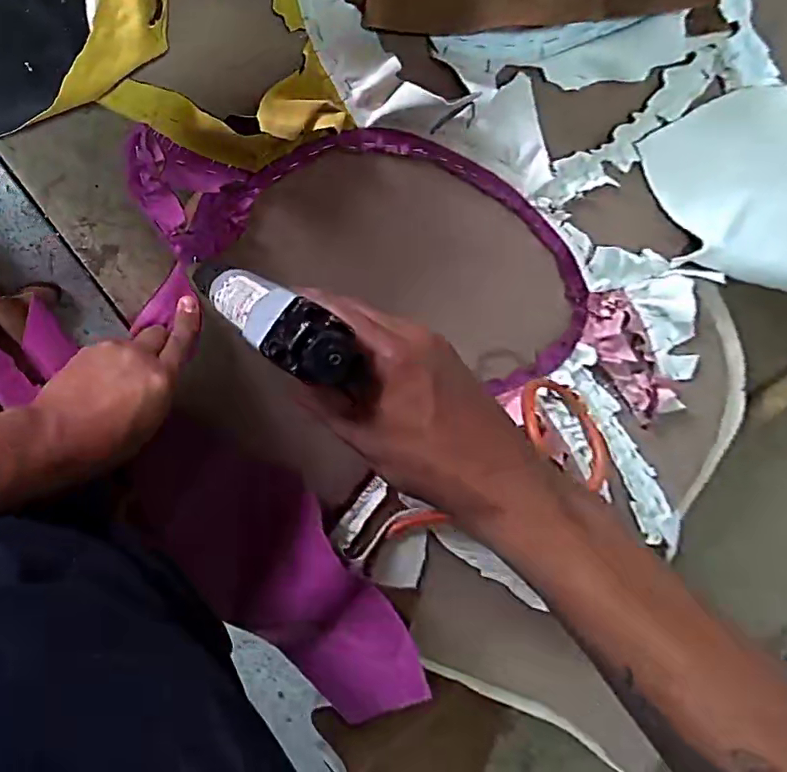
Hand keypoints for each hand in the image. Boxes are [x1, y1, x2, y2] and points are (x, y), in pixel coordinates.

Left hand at [27, 295, 201, 474]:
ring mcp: (111, 347)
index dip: (187, 320)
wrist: (56, 432)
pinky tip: (92, 383)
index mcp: (161, 379)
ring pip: (129, 344)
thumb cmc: (106, 445)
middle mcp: (139, 355)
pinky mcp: (89, 348)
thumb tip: (152, 383)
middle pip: (156, 333)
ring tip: (110, 385)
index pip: (180, 342)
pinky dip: (106, 362)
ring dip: (127, 357)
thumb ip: (156, 395)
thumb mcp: (146, 427)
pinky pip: (106, 351)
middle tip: (148, 363)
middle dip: (157, 342)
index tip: (189, 301)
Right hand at [293, 290, 550, 523]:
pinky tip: (357, 363)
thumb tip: (295, 384)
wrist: (505, 484)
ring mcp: (435, 344)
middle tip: (292, 327)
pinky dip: (371, 341)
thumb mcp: (367, 438)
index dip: (309, 302)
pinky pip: (397, 336)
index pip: (343, 310)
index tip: (281, 304)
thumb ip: (325, 406)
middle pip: (360, 311)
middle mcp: (417, 335)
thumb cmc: (431, 463)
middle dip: (324, 314)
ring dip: (349, 329)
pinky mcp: (445, 357)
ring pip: (380, 323)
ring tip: (318, 346)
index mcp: (396, 349)